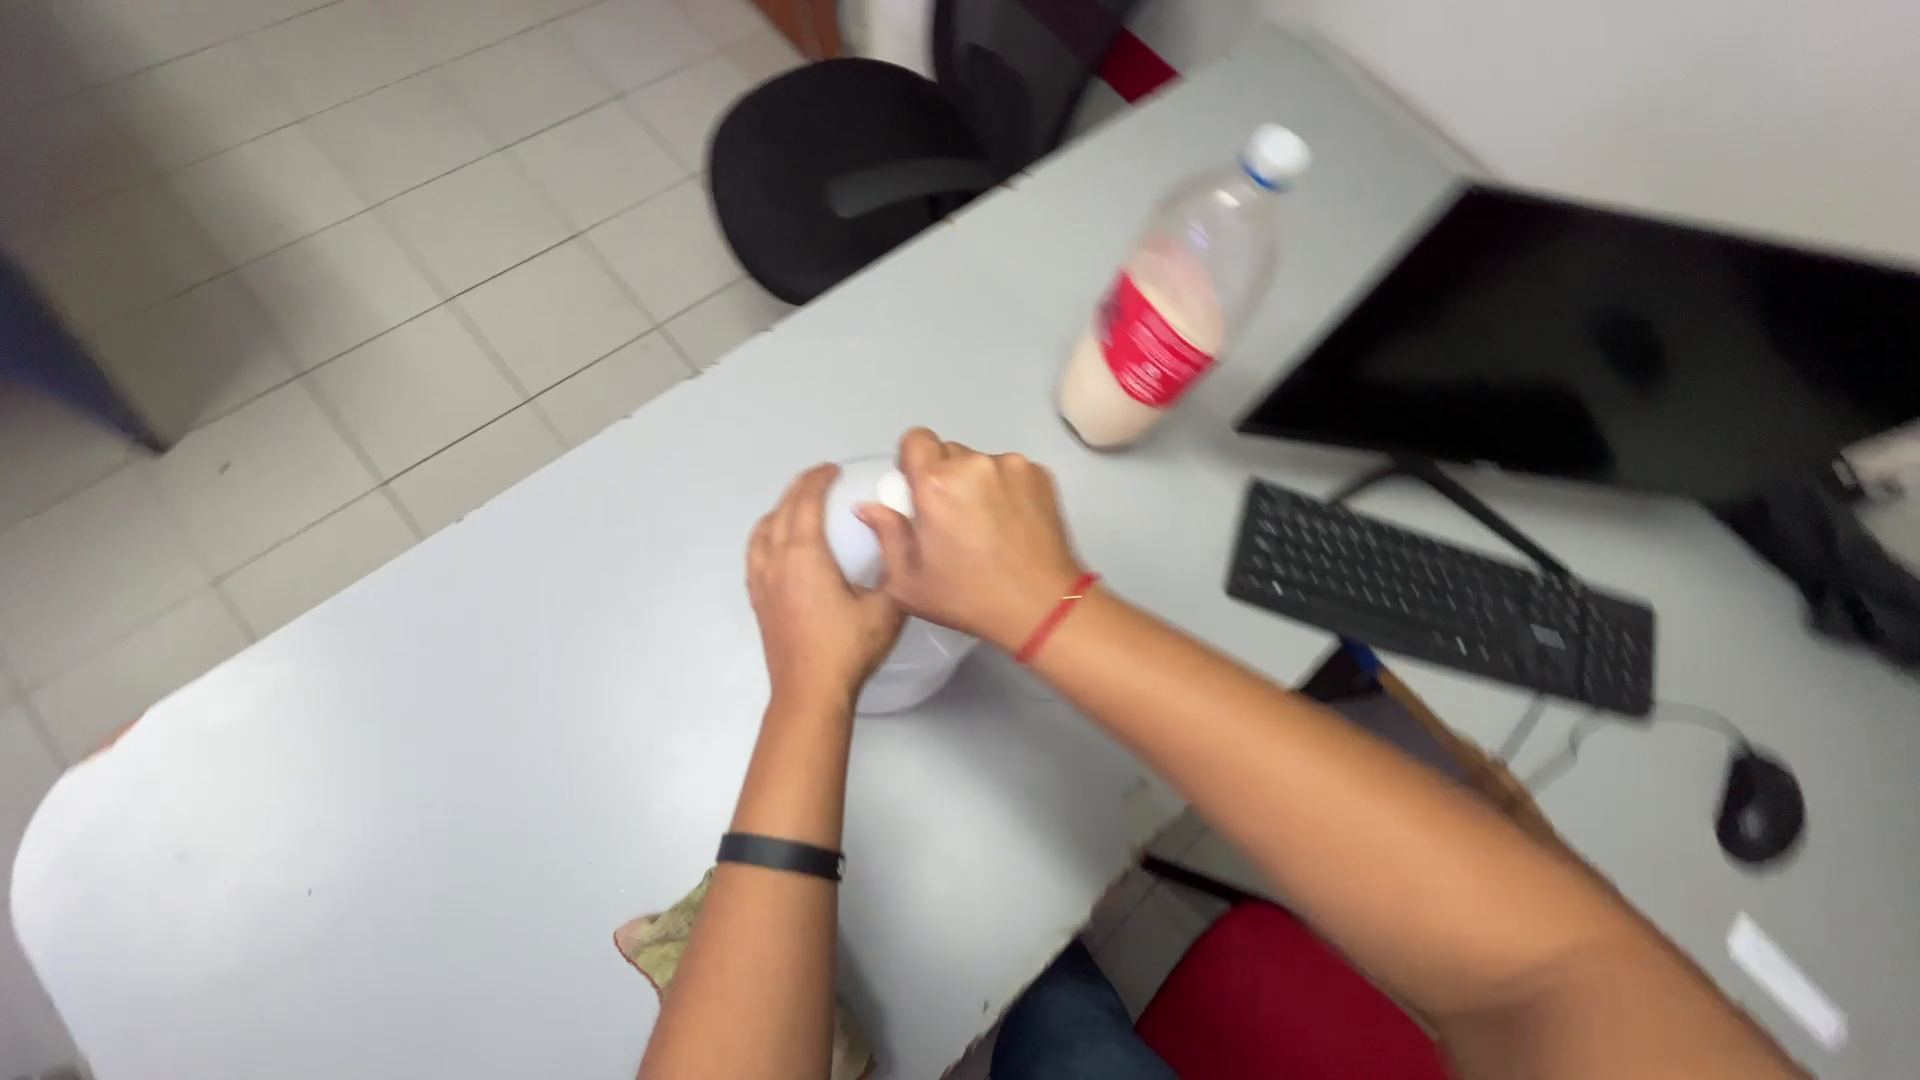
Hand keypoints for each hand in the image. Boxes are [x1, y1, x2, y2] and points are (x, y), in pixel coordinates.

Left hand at [748, 464, 905, 707]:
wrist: (810, 692)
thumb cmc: (850, 648)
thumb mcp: (889, 604)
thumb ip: (893, 560)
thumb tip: (888, 523)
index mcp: (804, 555)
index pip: (806, 501)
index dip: (818, 479)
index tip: (834, 469)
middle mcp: (776, 560)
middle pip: (782, 510)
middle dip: (800, 488)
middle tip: (822, 479)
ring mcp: (761, 581)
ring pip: (763, 530)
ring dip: (782, 509)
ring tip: (801, 506)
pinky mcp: (758, 599)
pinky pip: (755, 552)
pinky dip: (767, 534)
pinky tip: (779, 543)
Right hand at [855, 428, 1086, 651]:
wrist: (1041, 607)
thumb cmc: (968, 598)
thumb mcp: (909, 581)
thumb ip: (886, 534)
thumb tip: (867, 506)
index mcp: (936, 483)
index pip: (915, 439)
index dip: (913, 462)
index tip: (919, 492)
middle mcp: (974, 464)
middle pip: (948, 452)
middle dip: (945, 478)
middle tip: (954, 517)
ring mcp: (1013, 466)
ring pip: (981, 463)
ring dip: (977, 483)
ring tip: (988, 524)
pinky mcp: (1041, 475)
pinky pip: (1011, 472)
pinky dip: (1006, 489)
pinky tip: (1012, 523)